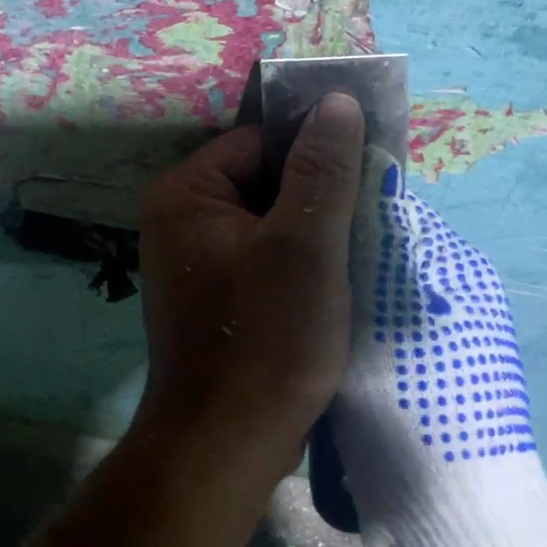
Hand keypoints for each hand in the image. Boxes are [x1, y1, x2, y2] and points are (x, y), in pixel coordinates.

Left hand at [15, 94, 367, 546]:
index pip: (258, 143)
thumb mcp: (305, 245)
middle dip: (316, 198)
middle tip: (367, 217)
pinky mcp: (214, 297)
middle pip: (263, 182)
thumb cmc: (264, 338)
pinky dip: (298, 266)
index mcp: (184, 192)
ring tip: (357, 252)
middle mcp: (179, 218)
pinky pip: (262, 259)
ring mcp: (194, 260)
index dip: (312, 153)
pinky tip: (331, 286)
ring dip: (312, 235)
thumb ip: (321, 170)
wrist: (226, 447)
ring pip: (268, 223)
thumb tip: (336, 100)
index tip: (363, 173)